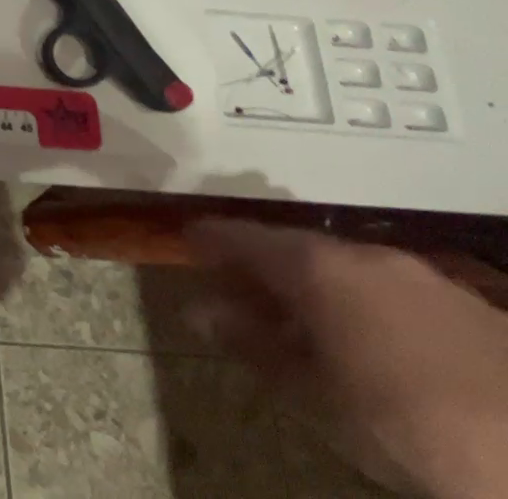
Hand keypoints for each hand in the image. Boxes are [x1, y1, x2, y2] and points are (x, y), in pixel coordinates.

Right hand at [188, 220, 507, 497]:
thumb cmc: (400, 419)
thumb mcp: (308, 391)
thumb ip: (248, 342)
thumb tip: (199, 310)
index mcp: (316, 265)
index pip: (239, 236)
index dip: (206, 240)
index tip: (182, 245)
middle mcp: (367, 255)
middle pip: (295, 248)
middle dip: (261, 266)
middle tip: (233, 291)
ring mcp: (426, 278)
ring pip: (346, 268)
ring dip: (313, 285)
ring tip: (295, 319)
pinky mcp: (473, 307)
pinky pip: (391, 290)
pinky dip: (359, 302)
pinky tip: (361, 338)